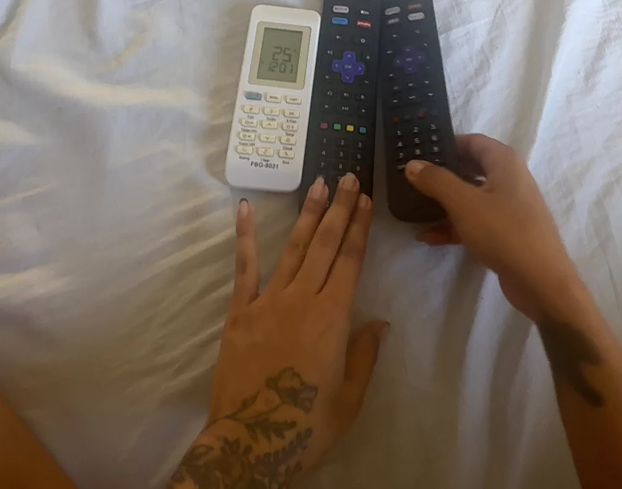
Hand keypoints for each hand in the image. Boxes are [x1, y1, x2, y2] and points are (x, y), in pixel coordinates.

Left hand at [169, 174, 387, 488]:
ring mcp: (269, 300)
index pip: (350, 260)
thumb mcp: (349, 397)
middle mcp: (303, 299)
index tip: (365, 200)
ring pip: (293, 248)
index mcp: (333, 317)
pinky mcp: (241, 311)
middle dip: (339, 209)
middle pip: (325, 244)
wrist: (249, 444)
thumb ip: (365, 354)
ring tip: (318, 184)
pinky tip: (246, 208)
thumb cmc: (306, 425)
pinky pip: (244, 267)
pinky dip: (246, 236)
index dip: (359, 228)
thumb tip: (380, 321)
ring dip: (307, 213)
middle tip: (347, 177)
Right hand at [404, 135, 583, 321]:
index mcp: (504, 162)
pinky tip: (429, 236)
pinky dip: (455, 224)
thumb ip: (436, 181)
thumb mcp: (464, 203)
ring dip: (445, 202)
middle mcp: (509, 178)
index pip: (471, 141)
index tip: (420, 151)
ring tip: (416, 206)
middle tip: (413, 178)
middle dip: (442, 174)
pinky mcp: (507, 231)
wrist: (542, 282)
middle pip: (470, 168)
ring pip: (471, 196)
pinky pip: (476, 220)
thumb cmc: (504, 231)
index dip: (446, 144)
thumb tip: (413, 164)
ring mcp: (510, 206)